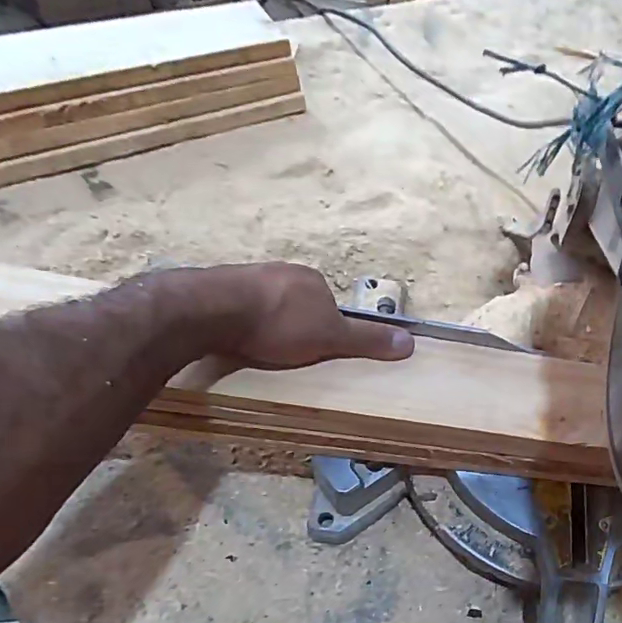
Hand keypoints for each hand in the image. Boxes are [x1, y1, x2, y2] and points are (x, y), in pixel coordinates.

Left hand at [162, 262, 413, 369]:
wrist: (211, 309)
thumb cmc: (279, 323)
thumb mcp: (331, 336)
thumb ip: (366, 340)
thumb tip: (410, 342)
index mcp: (312, 279)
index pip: (329, 304)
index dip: (328, 328)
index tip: (319, 349)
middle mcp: (283, 271)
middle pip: (299, 303)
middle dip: (297, 324)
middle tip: (291, 352)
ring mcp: (249, 276)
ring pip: (268, 304)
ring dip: (268, 322)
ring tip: (262, 347)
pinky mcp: (219, 287)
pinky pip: (240, 306)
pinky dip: (243, 321)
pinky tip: (237, 337)